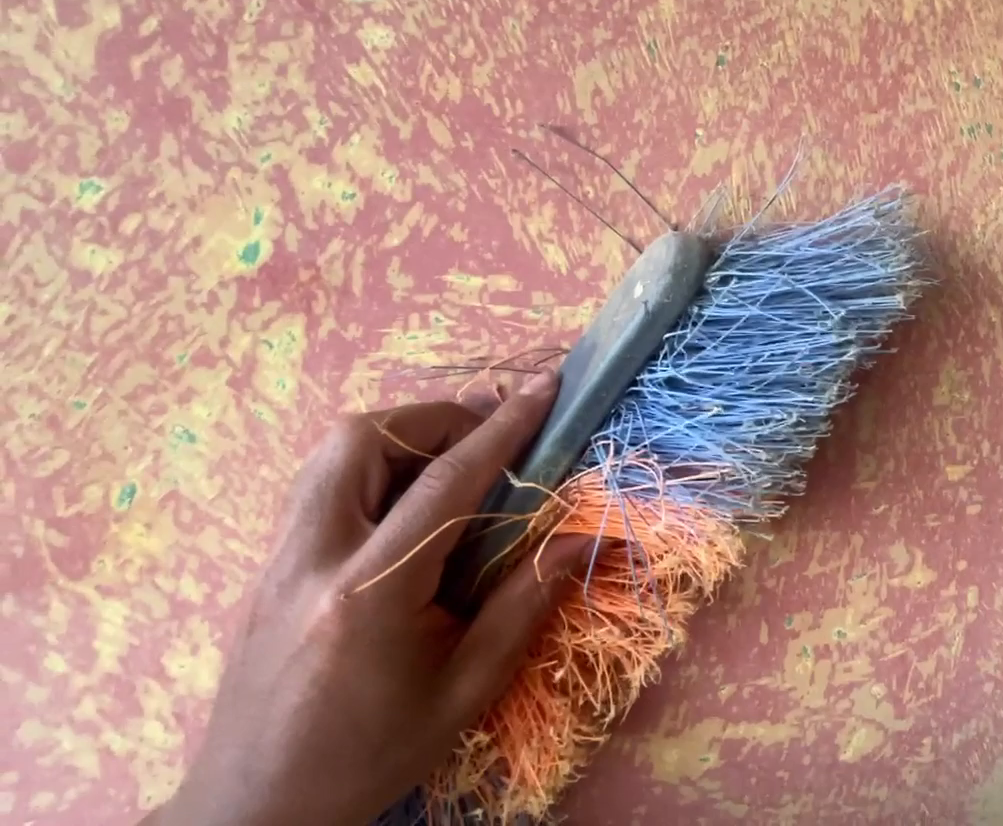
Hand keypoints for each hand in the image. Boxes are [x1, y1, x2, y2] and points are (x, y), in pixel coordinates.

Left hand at [150, 374, 593, 825]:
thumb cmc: (372, 754)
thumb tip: (582, 537)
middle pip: (360, 442)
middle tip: (489, 437)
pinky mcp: (266, 569)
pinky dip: (375, 468)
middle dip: (435, 418)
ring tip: (455, 462)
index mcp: (367, 594)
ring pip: (330, 455)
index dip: (504, 427)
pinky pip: (322, 486)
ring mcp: (276, 562)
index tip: (545, 386)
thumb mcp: (467, 689)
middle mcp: (310, 561)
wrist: (254, 813)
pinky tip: (411, 503)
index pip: (445, 482)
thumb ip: (524, 603)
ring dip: (401, 438)